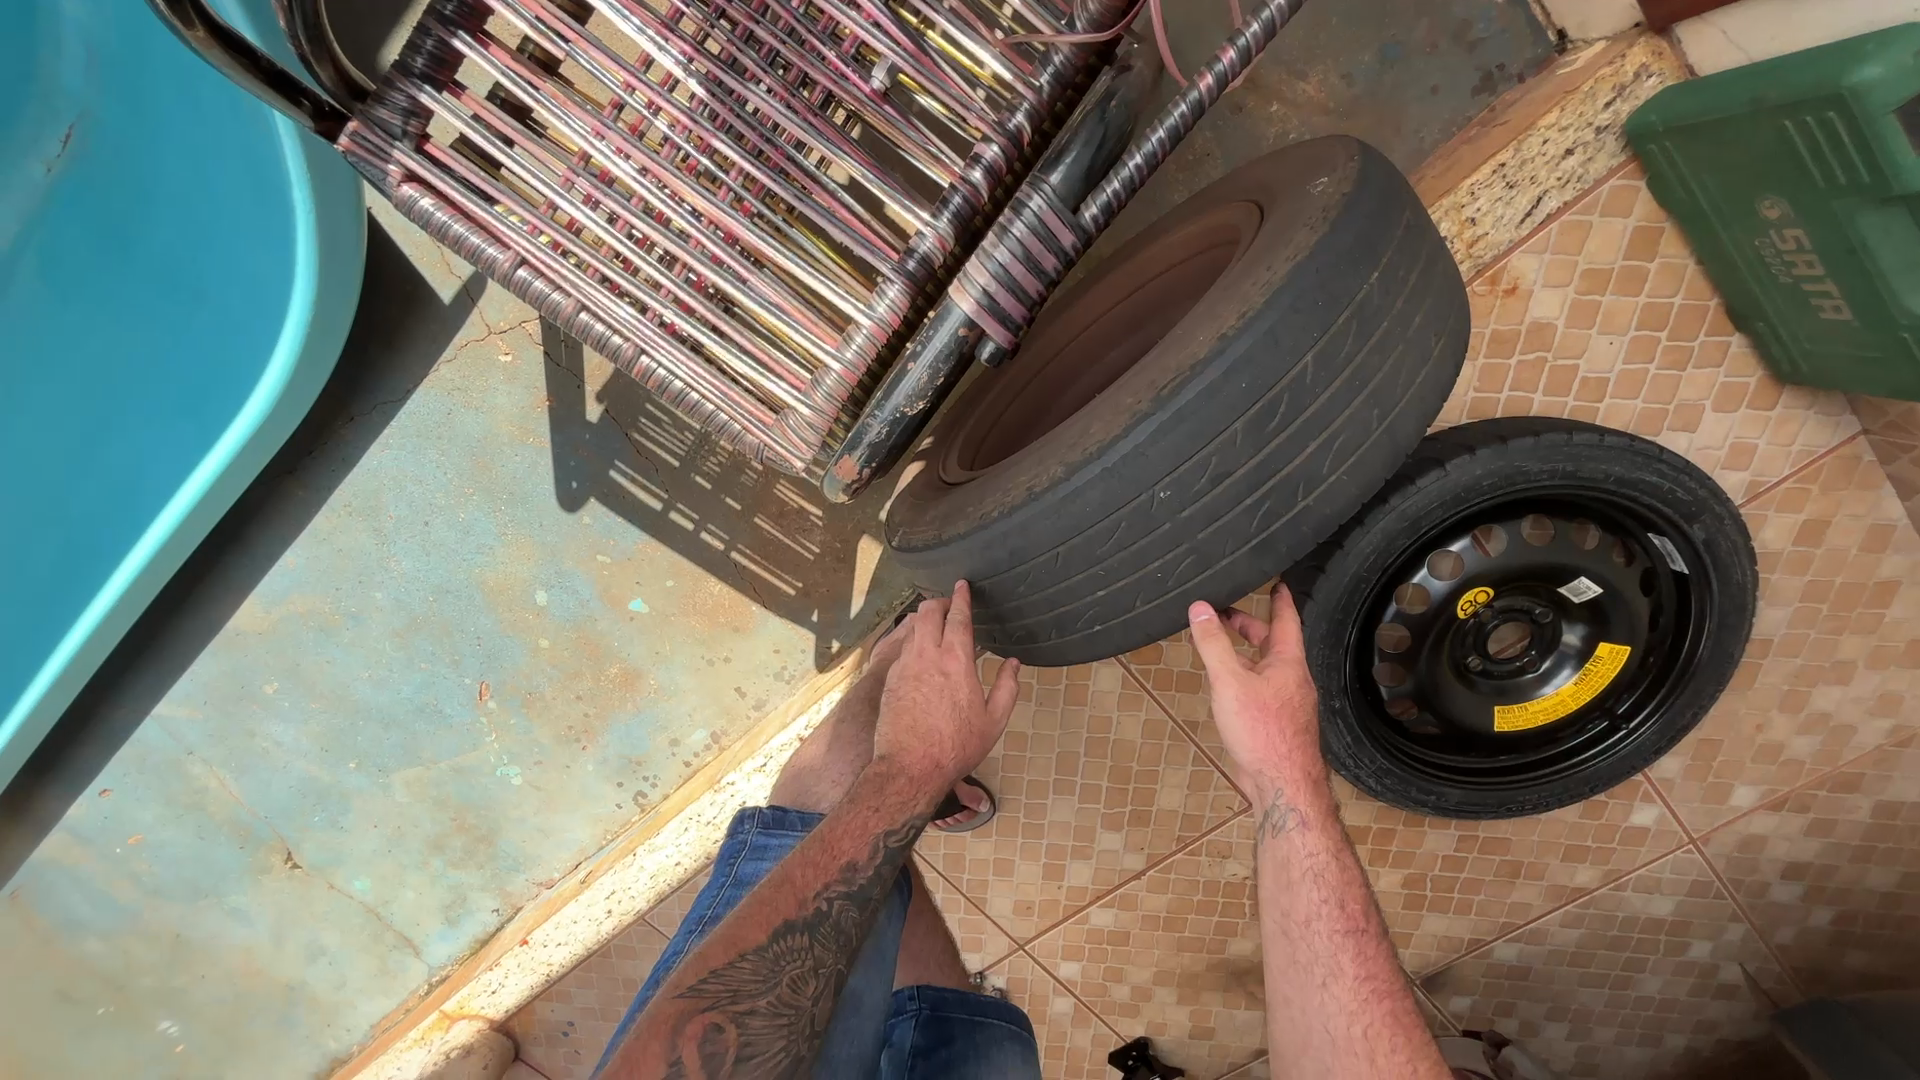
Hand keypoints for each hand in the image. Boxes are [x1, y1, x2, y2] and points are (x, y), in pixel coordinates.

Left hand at [872, 581, 1021, 796]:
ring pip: (912, 627)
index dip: (960, 597)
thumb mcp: (993, 721)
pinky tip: (920, 653)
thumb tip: (1013, 664)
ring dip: (924, 620)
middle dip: (939, 601)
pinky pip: (901, 648)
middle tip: (949, 605)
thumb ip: (1007, 687)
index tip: (962, 586)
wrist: (909, 768)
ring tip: (935, 627)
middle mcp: (927, 656)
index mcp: (956, 661)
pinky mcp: (890, 678)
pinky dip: (913, 641)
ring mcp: (904, 665)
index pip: (957, 616)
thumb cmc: (955, 747)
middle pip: (928, 611)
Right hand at [1186, 584, 1322, 788]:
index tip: (1278, 583)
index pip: (1287, 620)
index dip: (1280, 600)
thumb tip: (1199, 609)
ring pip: (1264, 667)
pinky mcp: (1274, 721)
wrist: (1281, 782)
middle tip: (1226, 614)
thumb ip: (1213, 643)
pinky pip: (1258, 688)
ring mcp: (1284, 701)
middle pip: (1271, 643)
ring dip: (1243, 653)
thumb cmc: (1263, 732)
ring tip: (1220, 647)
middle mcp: (1291, 679)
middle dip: (1249, 626)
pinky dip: (1242, 677)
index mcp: (1287, 663)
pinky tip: (1227, 687)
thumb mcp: (1229, 680)